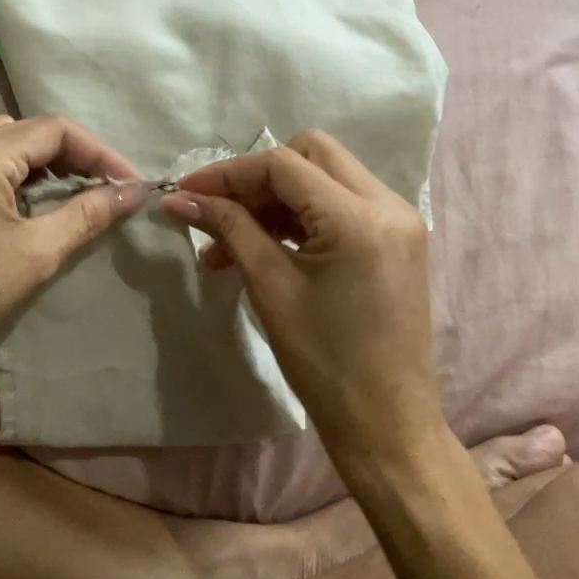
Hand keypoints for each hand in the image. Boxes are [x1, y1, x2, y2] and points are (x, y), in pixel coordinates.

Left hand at [0, 116, 148, 391]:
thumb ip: (89, 213)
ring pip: (7, 146)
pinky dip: (18, 178)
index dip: (99, 152)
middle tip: (106, 190)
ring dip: (46, 167)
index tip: (129, 184)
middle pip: (30, 132)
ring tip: (76, 199)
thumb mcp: (39, 252)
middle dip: (74, 156)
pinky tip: (35, 209)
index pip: (55, 129)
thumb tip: (135, 190)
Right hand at [159, 130, 443, 453]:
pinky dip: (300, 215)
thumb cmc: (325, 362)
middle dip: (257, 176)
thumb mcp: (270, 286)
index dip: (227, 173)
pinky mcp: (396, 241)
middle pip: (310, 153)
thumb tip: (179, 198)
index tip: (185, 191)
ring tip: (231, 241)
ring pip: (325, 176)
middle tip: (218, 210)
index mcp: (358, 217)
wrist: (387, 425)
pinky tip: (265, 246)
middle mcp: (388, 206)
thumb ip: (228, 228)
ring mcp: (398, 222)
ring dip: (276, 197)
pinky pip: (341, 204)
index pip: (282, 165)